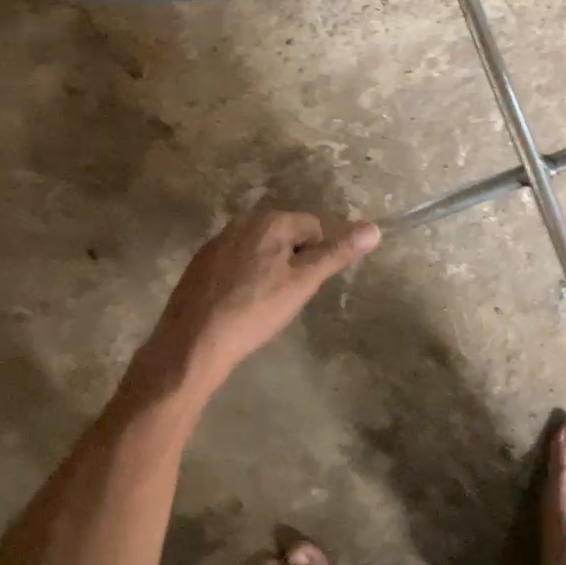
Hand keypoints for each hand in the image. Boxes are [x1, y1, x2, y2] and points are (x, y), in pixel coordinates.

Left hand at [138, 212, 379, 390]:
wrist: (191, 344)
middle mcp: (242, 221)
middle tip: (286, 298)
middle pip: (286, 236)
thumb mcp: (303, 283)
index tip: (305, 288)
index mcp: (270, 220)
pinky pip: (235, 263)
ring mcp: (217, 242)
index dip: (317, 258)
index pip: (314, 228)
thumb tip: (374, 228)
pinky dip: (244, 279)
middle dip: (293, 261)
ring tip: (263, 304)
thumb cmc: (254, 311)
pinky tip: (239, 306)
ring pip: (260, 250)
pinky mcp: (199, 264)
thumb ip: (337, 253)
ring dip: (269, 270)